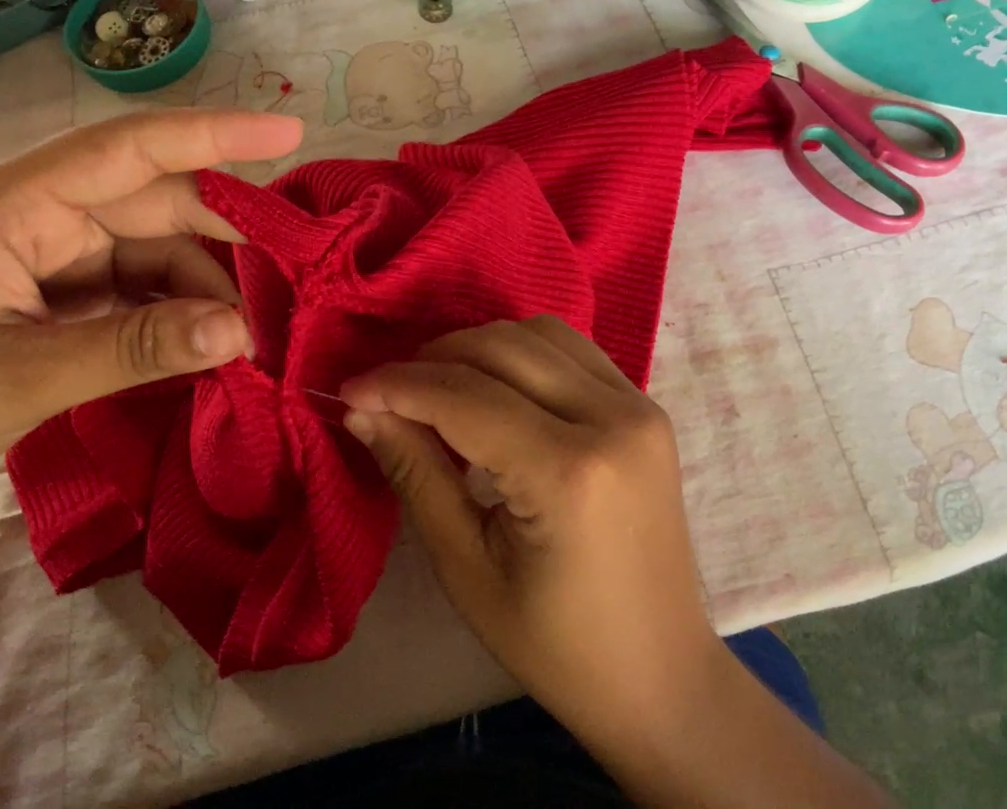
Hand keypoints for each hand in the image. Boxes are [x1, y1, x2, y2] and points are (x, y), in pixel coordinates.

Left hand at [0, 108, 302, 504]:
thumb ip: (135, 348)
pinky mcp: (60, 296)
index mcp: (16, 204)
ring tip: (254, 333)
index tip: (291, 134)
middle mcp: (41, 216)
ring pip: (155, 249)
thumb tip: (242, 332)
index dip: (214, 135)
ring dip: (205, 286)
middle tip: (295, 278)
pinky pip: (138, 289)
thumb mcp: (22, 376)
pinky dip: (177, 313)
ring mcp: (52, 257)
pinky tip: (210, 344)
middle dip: (226, 234)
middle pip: (156, 201)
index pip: (130, 149)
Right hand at [338, 317, 719, 722]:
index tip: (348, 390)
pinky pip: (574, 351)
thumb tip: (363, 410)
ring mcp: (640, 408)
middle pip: (502, 348)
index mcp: (569, 472)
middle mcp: (613, 420)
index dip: (398, 385)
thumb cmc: (555, 645)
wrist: (658, 673)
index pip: (465, 396)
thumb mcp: (467, 569)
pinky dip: (522, 355)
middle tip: (386, 395)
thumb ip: (416, 475)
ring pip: (540, 333)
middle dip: (432, 360)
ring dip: (477, 348)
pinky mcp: (648, 410)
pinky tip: (493, 390)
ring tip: (435, 390)